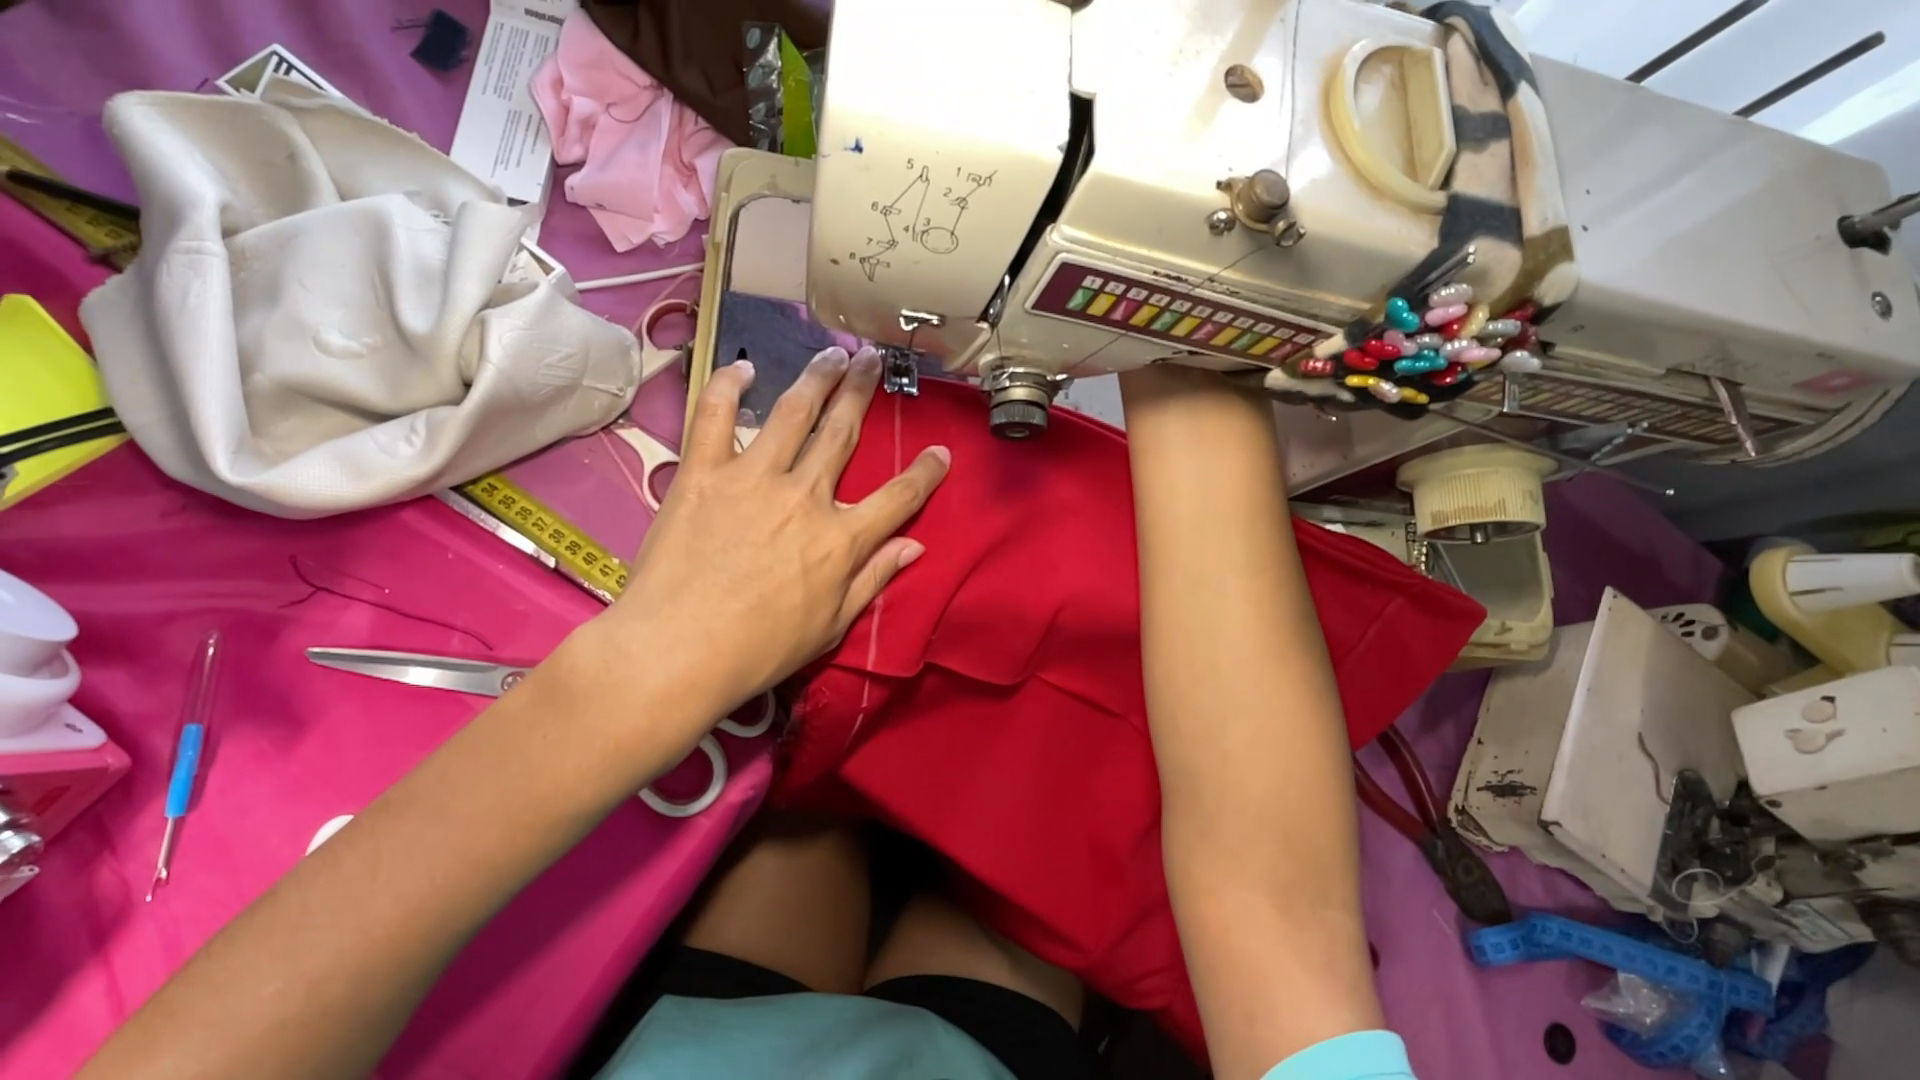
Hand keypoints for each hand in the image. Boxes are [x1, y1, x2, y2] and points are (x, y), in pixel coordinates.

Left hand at [593, 346, 948, 737]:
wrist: (678, 650)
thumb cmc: (759, 650)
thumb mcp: (831, 626)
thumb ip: (873, 579)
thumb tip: (914, 547)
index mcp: (840, 539)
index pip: (898, 497)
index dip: (925, 473)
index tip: (941, 452)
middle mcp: (804, 496)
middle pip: (843, 433)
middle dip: (862, 393)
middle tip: (872, 360)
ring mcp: (752, 478)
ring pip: (793, 413)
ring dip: (816, 378)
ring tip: (830, 354)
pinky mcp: (703, 473)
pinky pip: (715, 416)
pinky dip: (729, 387)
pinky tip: (743, 369)